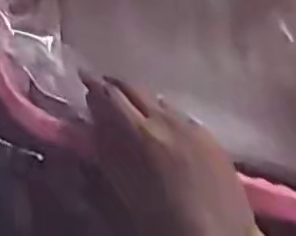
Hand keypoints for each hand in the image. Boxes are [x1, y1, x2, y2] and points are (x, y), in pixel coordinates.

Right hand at [85, 75, 256, 235]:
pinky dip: (165, 115)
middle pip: (135, 88)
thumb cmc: (165, 222)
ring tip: (133, 110)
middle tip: (102, 88)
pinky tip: (164, 130)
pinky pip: (180, 115)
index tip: (82, 75)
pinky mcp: (212, 136)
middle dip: (116, 85)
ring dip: (141, 99)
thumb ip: (107, 147)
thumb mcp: (126, 187)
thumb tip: (94, 117)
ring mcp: (192, 125)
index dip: (94, 83)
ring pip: (158, 99)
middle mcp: (167, 120)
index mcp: (143, 133)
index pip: (111, 94)